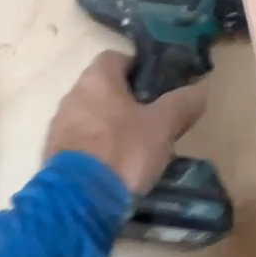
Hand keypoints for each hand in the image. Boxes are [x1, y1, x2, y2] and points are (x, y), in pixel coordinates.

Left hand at [43, 51, 207, 192]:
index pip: (116, 57)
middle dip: (125, 101)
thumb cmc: (122, 151)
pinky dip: (96, 147)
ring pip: (91, 114)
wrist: (79, 199)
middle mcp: (73, 93)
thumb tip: (200, 89)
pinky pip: (80, 140)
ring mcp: (59, 123)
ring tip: (135, 149)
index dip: (138, 68)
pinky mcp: (54, 151)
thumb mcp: (162, 127)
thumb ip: (182, 104)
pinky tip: (114, 167)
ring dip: (110, 125)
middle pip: (103, 87)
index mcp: (96, 78)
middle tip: (151, 122)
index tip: (156, 89)